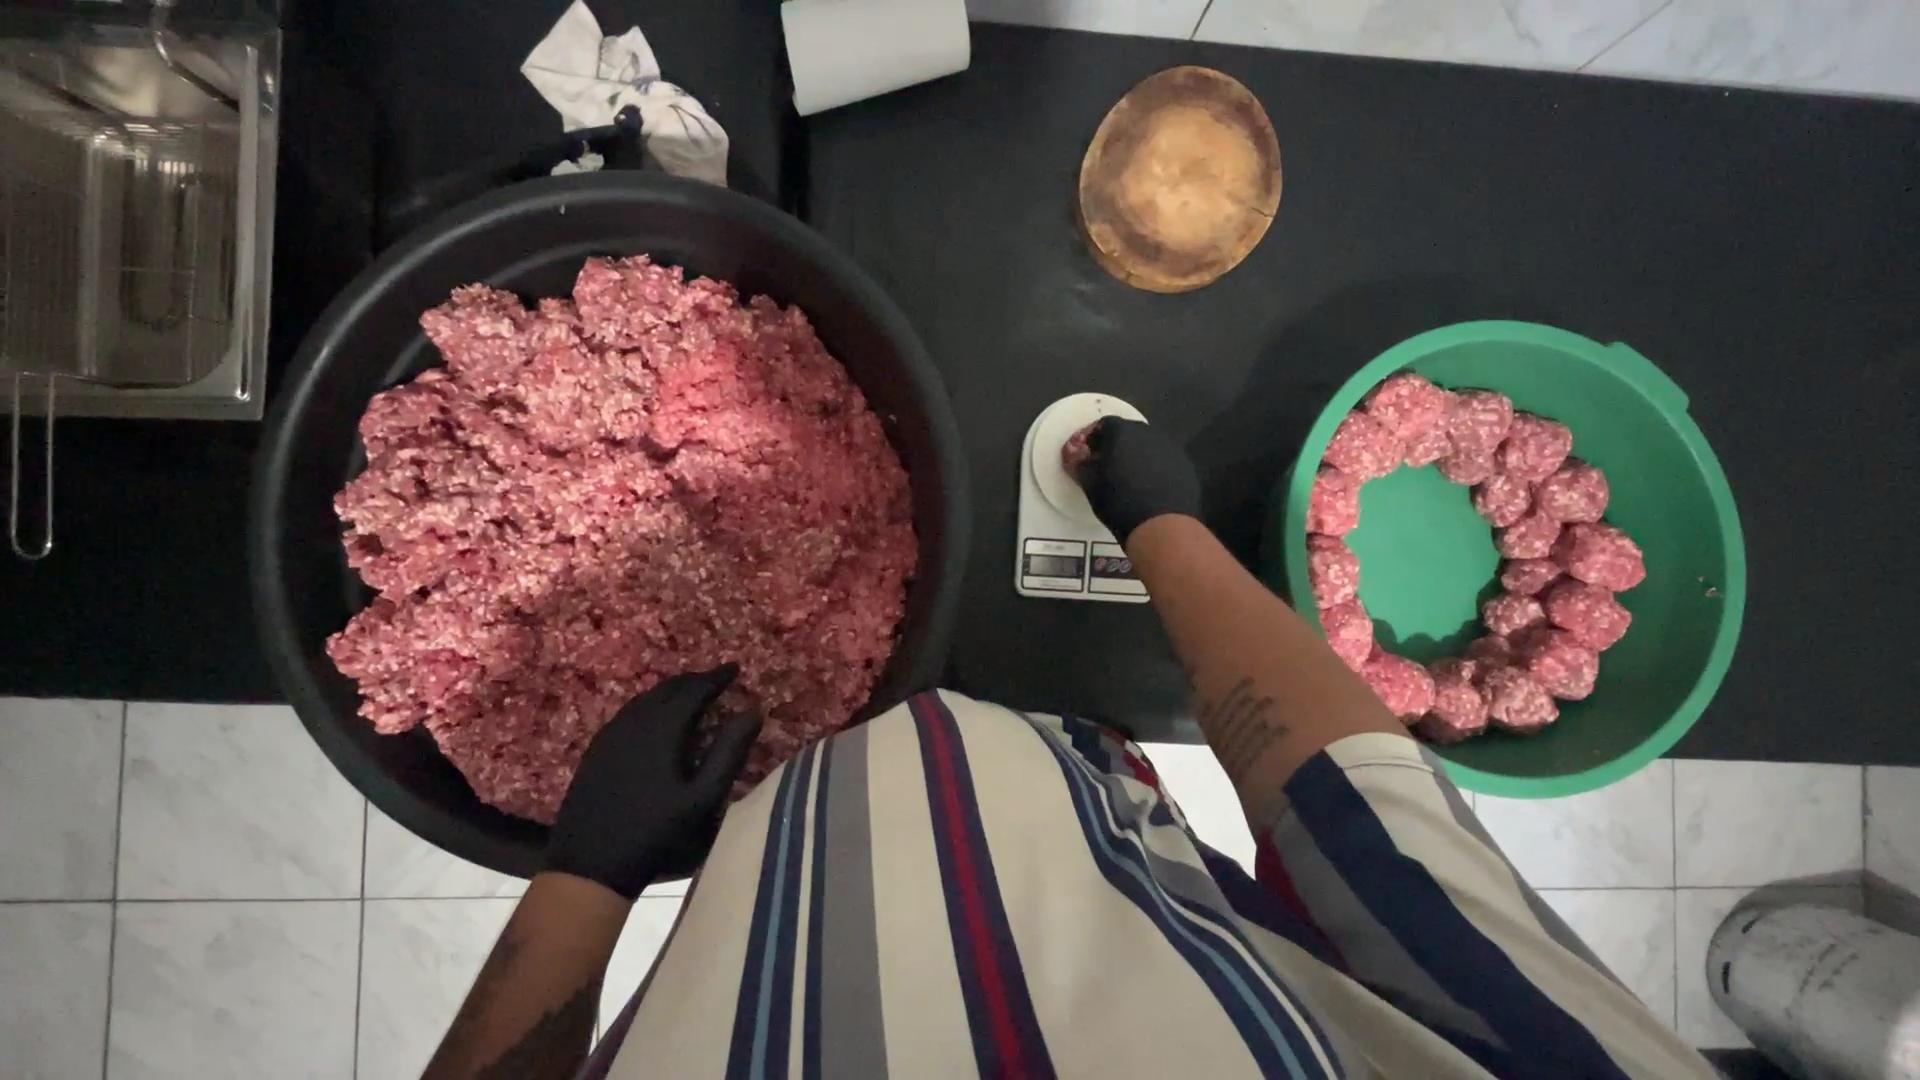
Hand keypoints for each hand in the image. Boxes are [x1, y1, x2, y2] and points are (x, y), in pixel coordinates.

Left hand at [544, 664, 762, 898]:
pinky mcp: (597, 749)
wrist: (590, 864)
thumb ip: (729, 751)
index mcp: (662, 728)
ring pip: (646, 698)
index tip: (735, 668)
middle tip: (716, 679)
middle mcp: (634, 721)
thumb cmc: (656, 832)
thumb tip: (754, 712)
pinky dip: (651, 704)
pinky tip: (657, 718)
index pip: (694, 689)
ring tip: (692, 694)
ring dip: (672, 691)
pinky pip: (629, 712)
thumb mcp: (703, 796)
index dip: (716, 676)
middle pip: (668, 688)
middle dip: (695, 680)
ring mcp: (611, 734)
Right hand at [1073, 417, 1201, 543]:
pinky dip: (1153, 469)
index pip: (1103, 424)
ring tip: (1128, 480)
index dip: (1092, 438)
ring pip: (1147, 447)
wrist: (1161, 526)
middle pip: (1128, 433)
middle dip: (1115, 446)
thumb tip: (1076, 456)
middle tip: (1106, 467)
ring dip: (1135, 457)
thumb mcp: (1090, 484)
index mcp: (1122, 432)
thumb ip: (1080, 464)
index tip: (1087, 456)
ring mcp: (1170, 449)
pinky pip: (1163, 462)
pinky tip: (1148, 490)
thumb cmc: (1118, 502)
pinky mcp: (1185, 466)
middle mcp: (1148, 433)